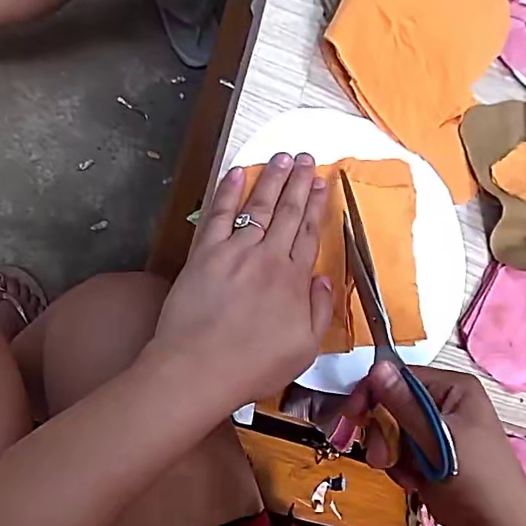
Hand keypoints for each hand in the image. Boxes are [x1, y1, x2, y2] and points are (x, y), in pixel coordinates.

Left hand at [147, 153, 334, 405]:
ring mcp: (234, 252)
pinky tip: (237, 173)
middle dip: (299, 182)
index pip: (309, 233)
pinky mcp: (204, 254)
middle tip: (307, 159)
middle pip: (288, 212)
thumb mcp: (304, 349)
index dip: (317, 205)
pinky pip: (219, 215)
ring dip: (271, 179)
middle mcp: (267, 258)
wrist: (200, 368)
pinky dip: (228, 191)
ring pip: (258, 206)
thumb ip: (320, 311)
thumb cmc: (253, 366)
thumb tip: (324, 280)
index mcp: (293, 279)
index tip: (322, 184)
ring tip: (282, 157)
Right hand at [342, 362, 525, 525]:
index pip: (400, 376)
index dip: (374, 394)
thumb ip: (403, 403)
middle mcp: (445, 404)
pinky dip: (401, 467)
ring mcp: (438, 430)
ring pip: (392, 431)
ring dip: (392, 454)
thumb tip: (378, 368)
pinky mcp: (431, 454)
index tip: (354, 415)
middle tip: (386, 456)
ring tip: (409, 474)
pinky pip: (399, 451)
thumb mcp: (435, 438)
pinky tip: (415, 481)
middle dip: (385, 433)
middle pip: (392, 404)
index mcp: (454, 389)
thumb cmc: (477, 480)